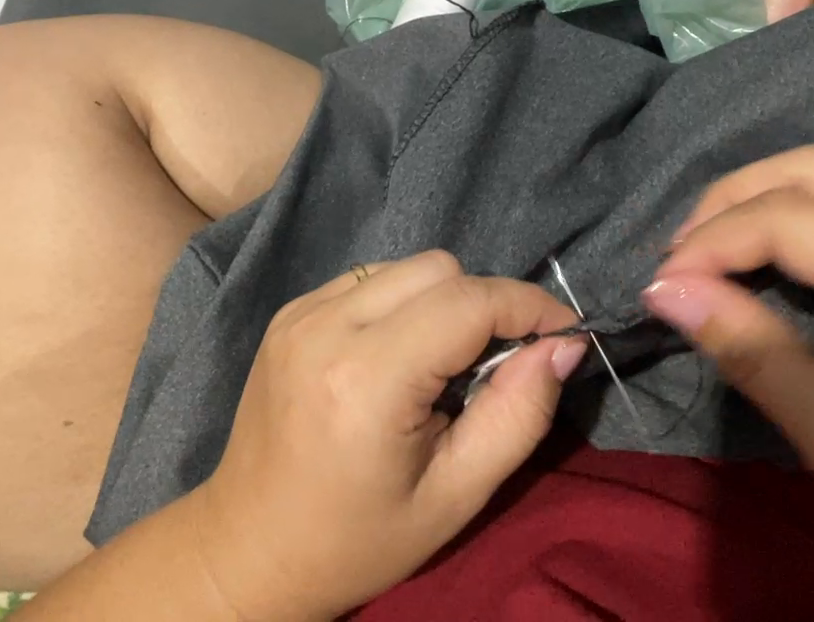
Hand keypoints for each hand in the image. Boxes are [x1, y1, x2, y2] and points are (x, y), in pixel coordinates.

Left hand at [187, 251, 587, 620]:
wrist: (250, 546)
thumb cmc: (358, 539)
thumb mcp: (455, 496)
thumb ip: (517, 414)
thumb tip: (562, 345)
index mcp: (367, 378)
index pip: (468, 302)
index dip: (527, 306)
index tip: (563, 332)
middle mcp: (326, 325)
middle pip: (438, 268)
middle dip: (484, 304)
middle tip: (495, 363)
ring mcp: (300, 312)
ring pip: (403, 266)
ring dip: (442, 300)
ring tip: (441, 365)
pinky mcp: (288, 312)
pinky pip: (367, 278)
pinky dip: (401, 302)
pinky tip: (396, 354)